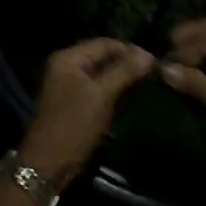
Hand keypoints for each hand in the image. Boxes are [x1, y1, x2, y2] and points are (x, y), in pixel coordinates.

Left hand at [18, 39, 154, 185]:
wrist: (50, 162)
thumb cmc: (74, 124)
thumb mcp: (101, 95)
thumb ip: (124, 71)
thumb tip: (148, 54)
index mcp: (68, 58)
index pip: (104, 43)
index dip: (130, 50)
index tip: (156, 61)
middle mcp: (67, 66)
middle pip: (103, 57)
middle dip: (127, 63)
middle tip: (156, 73)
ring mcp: (70, 85)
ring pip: (103, 74)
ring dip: (124, 77)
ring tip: (150, 83)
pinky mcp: (76, 102)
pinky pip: (99, 88)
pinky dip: (115, 90)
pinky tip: (133, 96)